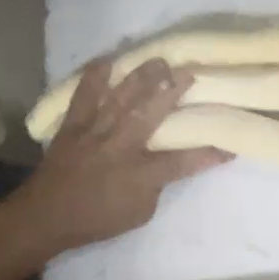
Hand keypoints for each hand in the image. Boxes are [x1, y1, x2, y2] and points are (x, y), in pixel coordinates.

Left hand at [0, 58, 230, 260]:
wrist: (48, 215)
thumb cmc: (101, 219)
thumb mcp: (142, 210)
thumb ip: (156, 183)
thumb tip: (164, 163)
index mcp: (141, 174)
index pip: (183, 162)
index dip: (208, 155)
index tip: (230, 147)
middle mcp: (119, 146)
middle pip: (149, 115)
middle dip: (171, 93)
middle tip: (189, 73)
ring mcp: (93, 132)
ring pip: (120, 99)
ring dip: (140, 77)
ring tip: (158, 60)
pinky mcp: (73, 126)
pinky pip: (84, 96)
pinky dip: (95, 77)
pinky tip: (107, 61)